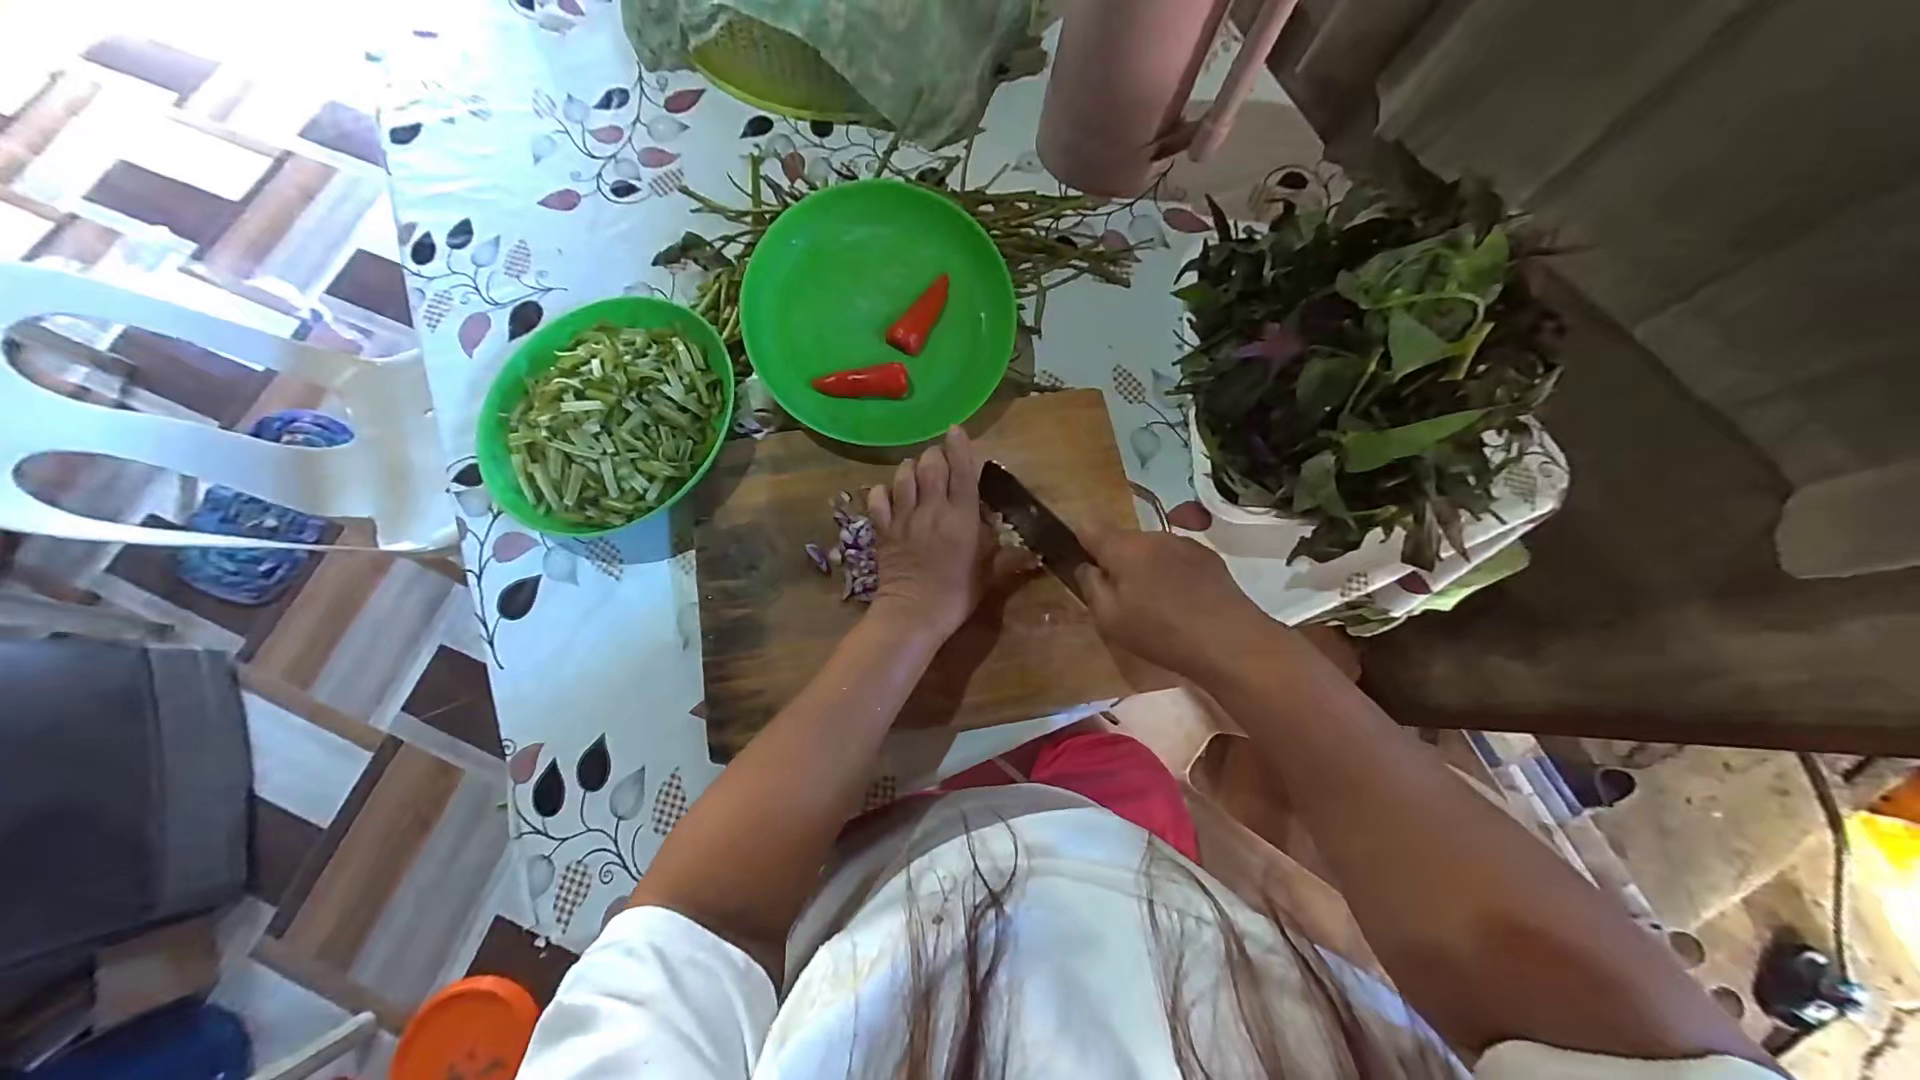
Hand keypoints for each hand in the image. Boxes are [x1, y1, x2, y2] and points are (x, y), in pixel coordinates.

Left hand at [866, 427, 1035, 639]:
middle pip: (929, 464)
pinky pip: (877, 499)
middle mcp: (931, 509)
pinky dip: (882, 491)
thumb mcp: (989, 573)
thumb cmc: (957, 595)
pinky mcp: (883, 530)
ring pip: (902, 475)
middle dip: (935, 456)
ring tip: (917, 473)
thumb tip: (1030, 550)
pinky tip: (889, 495)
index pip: (961, 471)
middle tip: (941, 462)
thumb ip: (1005, 553)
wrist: (914, 614)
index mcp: (961, 517)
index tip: (957, 430)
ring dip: (910, 468)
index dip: (960, 446)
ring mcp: (904, 518)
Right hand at [1074, 528, 1278, 678]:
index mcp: (1123, 547)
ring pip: (1150, 550)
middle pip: (1122, 541)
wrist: (1230, 641)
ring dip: (1145, 569)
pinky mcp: (1208, 558)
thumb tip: (1086, 566)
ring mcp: (1184, 544)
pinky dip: (1170, 575)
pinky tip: (1181, 603)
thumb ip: (1090, 586)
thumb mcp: (1109, 619)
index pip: (1088, 527)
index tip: (1082, 565)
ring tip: (1154, 605)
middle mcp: (1153, 536)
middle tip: (1119, 598)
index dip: (1079, 541)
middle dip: (1115, 562)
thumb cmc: (1160, 632)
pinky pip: (1175, 559)